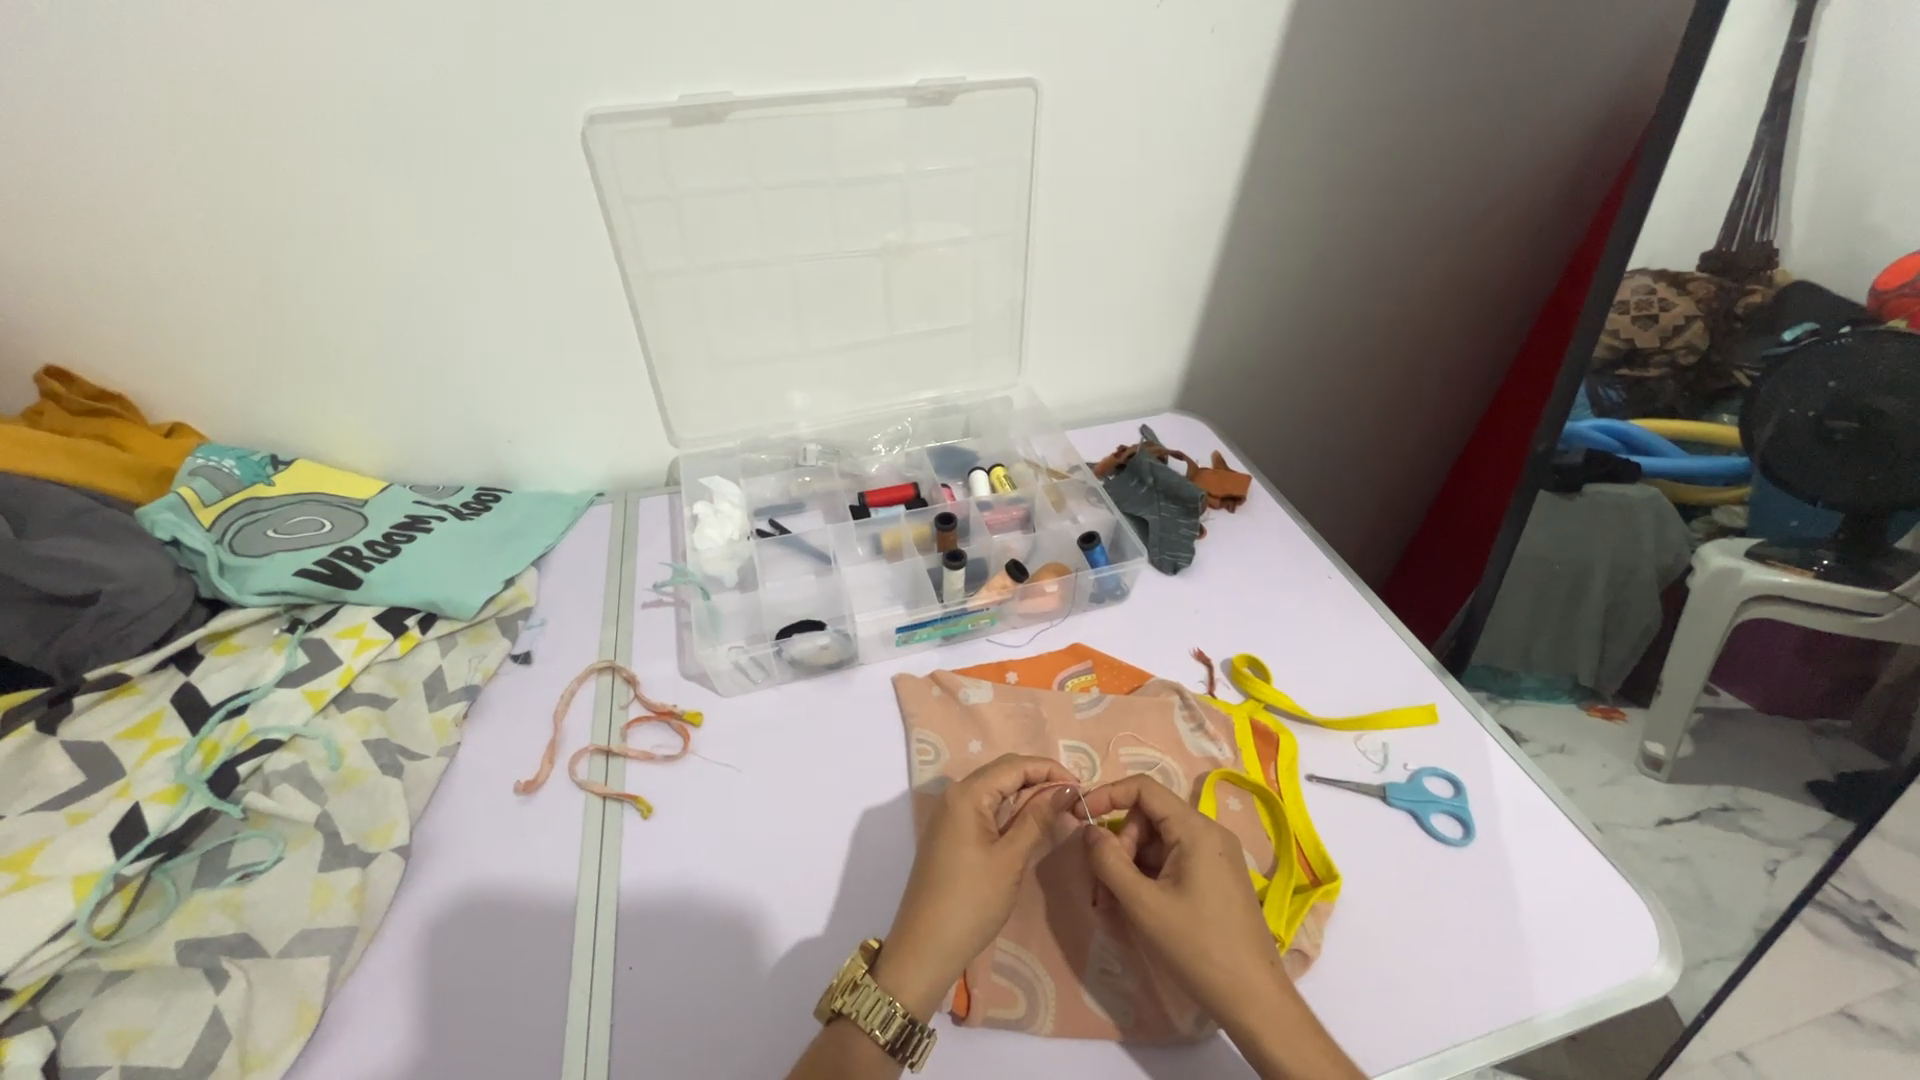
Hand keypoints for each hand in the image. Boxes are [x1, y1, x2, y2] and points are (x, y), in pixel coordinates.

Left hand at [875, 754, 1077, 1019]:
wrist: (925, 947)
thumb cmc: (972, 901)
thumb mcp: (1010, 858)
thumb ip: (1038, 817)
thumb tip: (1067, 789)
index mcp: (967, 794)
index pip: (1015, 765)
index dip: (1050, 770)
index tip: (1082, 787)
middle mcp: (955, 795)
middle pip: (1003, 772)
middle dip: (1039, 779)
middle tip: (1073, 799)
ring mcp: (950, 814)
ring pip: (994, 789)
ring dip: (1026, 794)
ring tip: (1058, 809)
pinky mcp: (950, 833)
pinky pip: (984, 808)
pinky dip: (1009, 810)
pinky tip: (1029, 823)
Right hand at [1079, 774, 1289, 1034]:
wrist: (1253, 998)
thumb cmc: (1196, 947)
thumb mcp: (1142, 904)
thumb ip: (1108, 861)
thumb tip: (1088, 831)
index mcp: (1196, 829)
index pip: (1144, 788)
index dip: (1107, 795)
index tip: (1079, 817)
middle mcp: (1209, 833)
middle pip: (1150, 817)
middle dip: (1121, 842)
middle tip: (1108, 882)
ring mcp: (1216, 856)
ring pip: (1159, 841)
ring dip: (1132, 863)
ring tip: (1120, 902)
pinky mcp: (1217, 877)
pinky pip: (1174, 860)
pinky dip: (1150, 876)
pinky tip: (1141, 907)